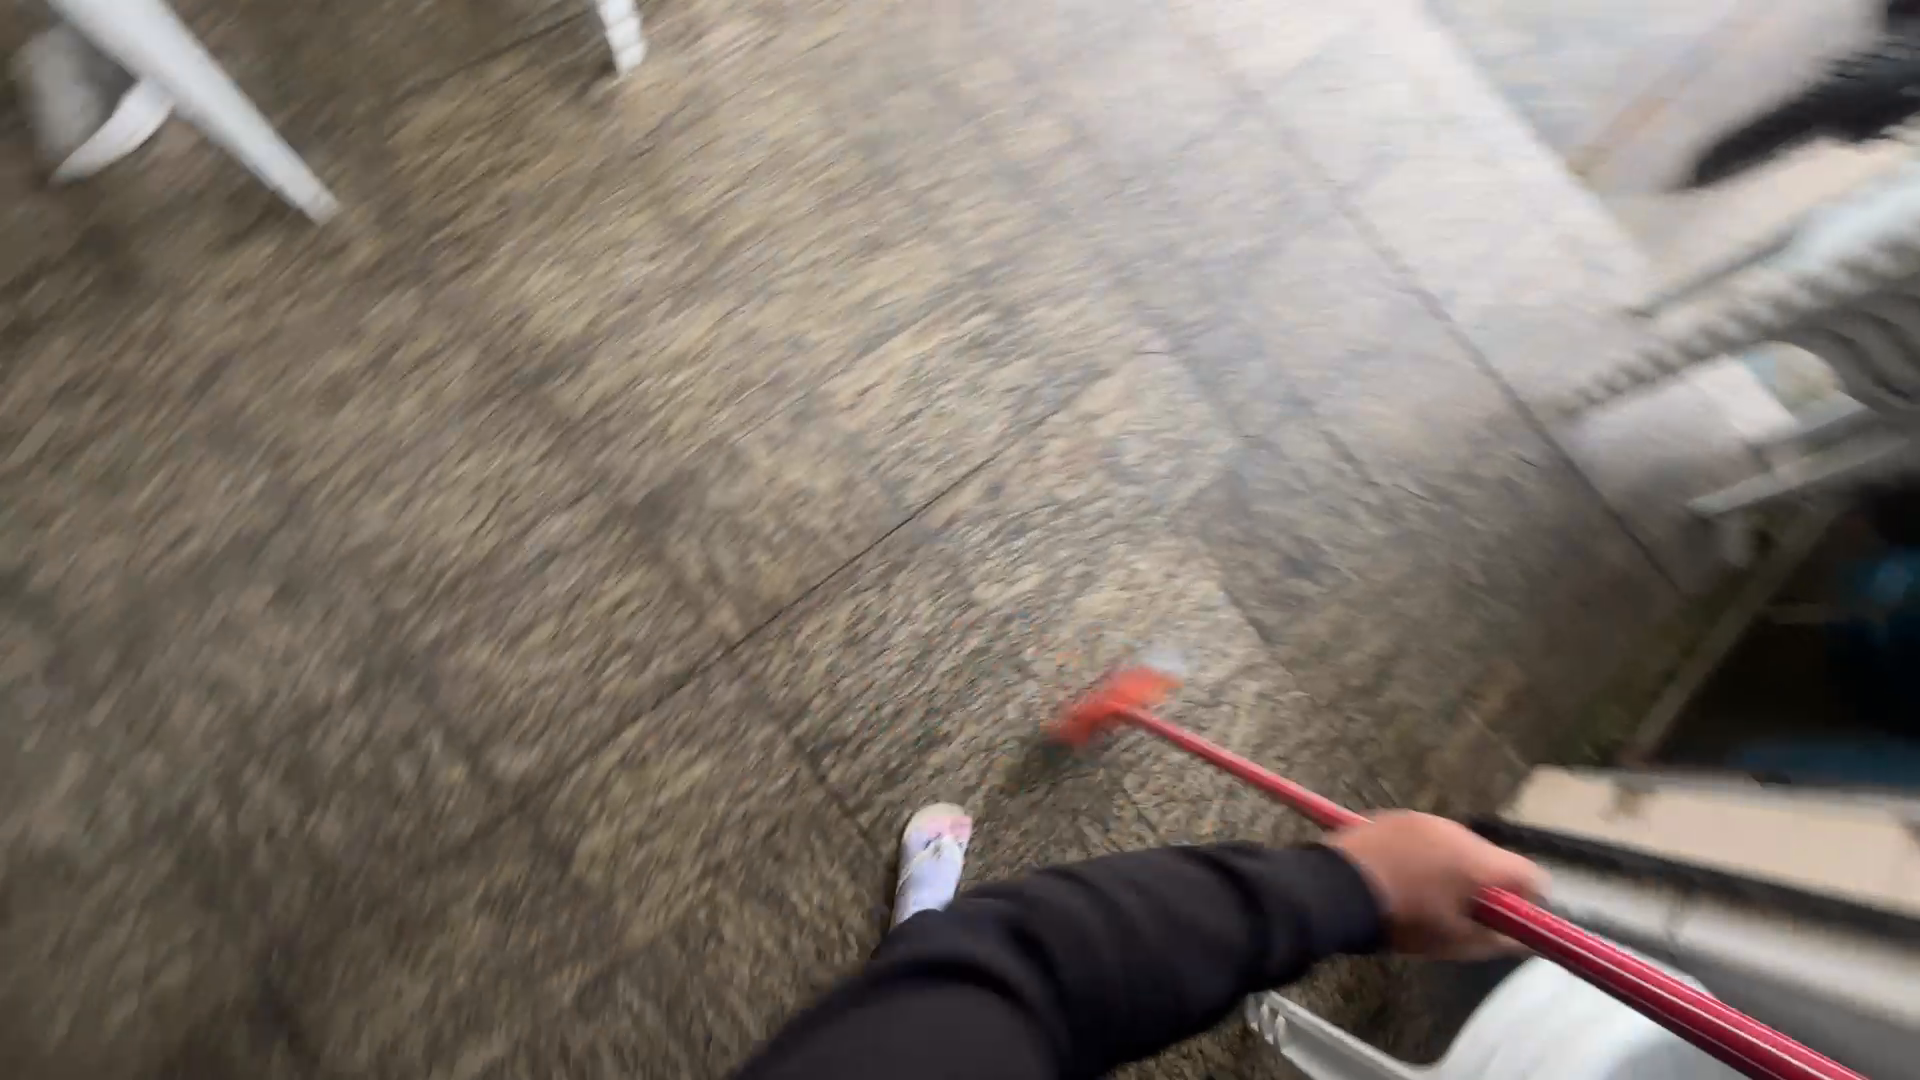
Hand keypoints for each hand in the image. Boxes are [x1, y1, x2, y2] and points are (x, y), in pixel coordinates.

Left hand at [1327, 811, 1546, 958]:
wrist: (1334, 888)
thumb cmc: (1402, 919)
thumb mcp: (1459, 942)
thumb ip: (1503, 939)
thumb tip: (1525, 937)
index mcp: (1477, 859)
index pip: (1530, 873)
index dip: (1530, 899)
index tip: (1514, 918)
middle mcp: (1453, 829)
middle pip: (1490, 856)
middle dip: (1486, 882)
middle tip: (1465, 910)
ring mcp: (1418, 818)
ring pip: (1454, 844)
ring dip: (1453, 865)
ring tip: (1428, 893)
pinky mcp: (1390, 816)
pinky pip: (1423, 835)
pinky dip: (1423, 852)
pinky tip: (1403, 874)